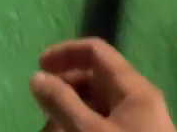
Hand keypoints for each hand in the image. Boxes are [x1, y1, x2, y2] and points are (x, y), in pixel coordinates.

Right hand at [29, 38, 176, 131]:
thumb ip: (61, 102)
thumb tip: (37, 77)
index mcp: (134, 89)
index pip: (95, 52)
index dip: (65, 53)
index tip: (39, 68)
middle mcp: (139, 102)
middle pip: (95, 80)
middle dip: (64, 91)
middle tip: (43, 110)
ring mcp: (139, 126)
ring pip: (97, 108)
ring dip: (71, 115)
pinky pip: (104, 129)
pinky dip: (84, 130)